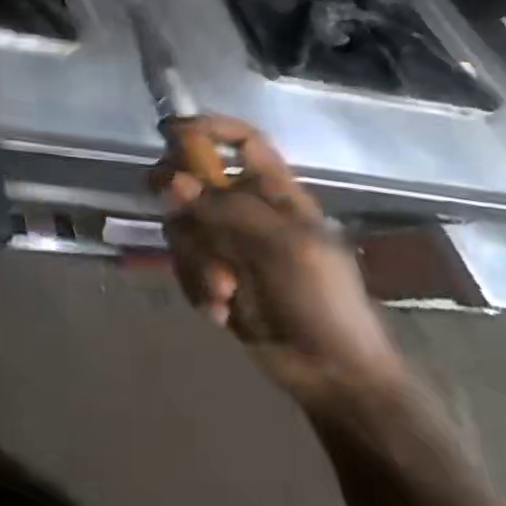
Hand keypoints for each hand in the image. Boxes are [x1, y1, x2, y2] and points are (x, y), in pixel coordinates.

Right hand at [152, 116, 407, 416]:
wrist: (334, 378)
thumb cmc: (324, 301)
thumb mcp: (287, 246)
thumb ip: (229, 208)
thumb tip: (175, 181)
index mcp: (276, 194)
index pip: (242, 141)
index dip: (208, 129)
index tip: (170, 133)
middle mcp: (246, 211)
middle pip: (194, 180)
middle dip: (183, 200)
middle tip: (174, 208)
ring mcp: (228, 245)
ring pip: (182, 226)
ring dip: (197, 260)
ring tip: (224, 291)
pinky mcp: (213, 277)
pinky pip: (182, 265)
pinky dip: (196, 286)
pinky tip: (220, 311)